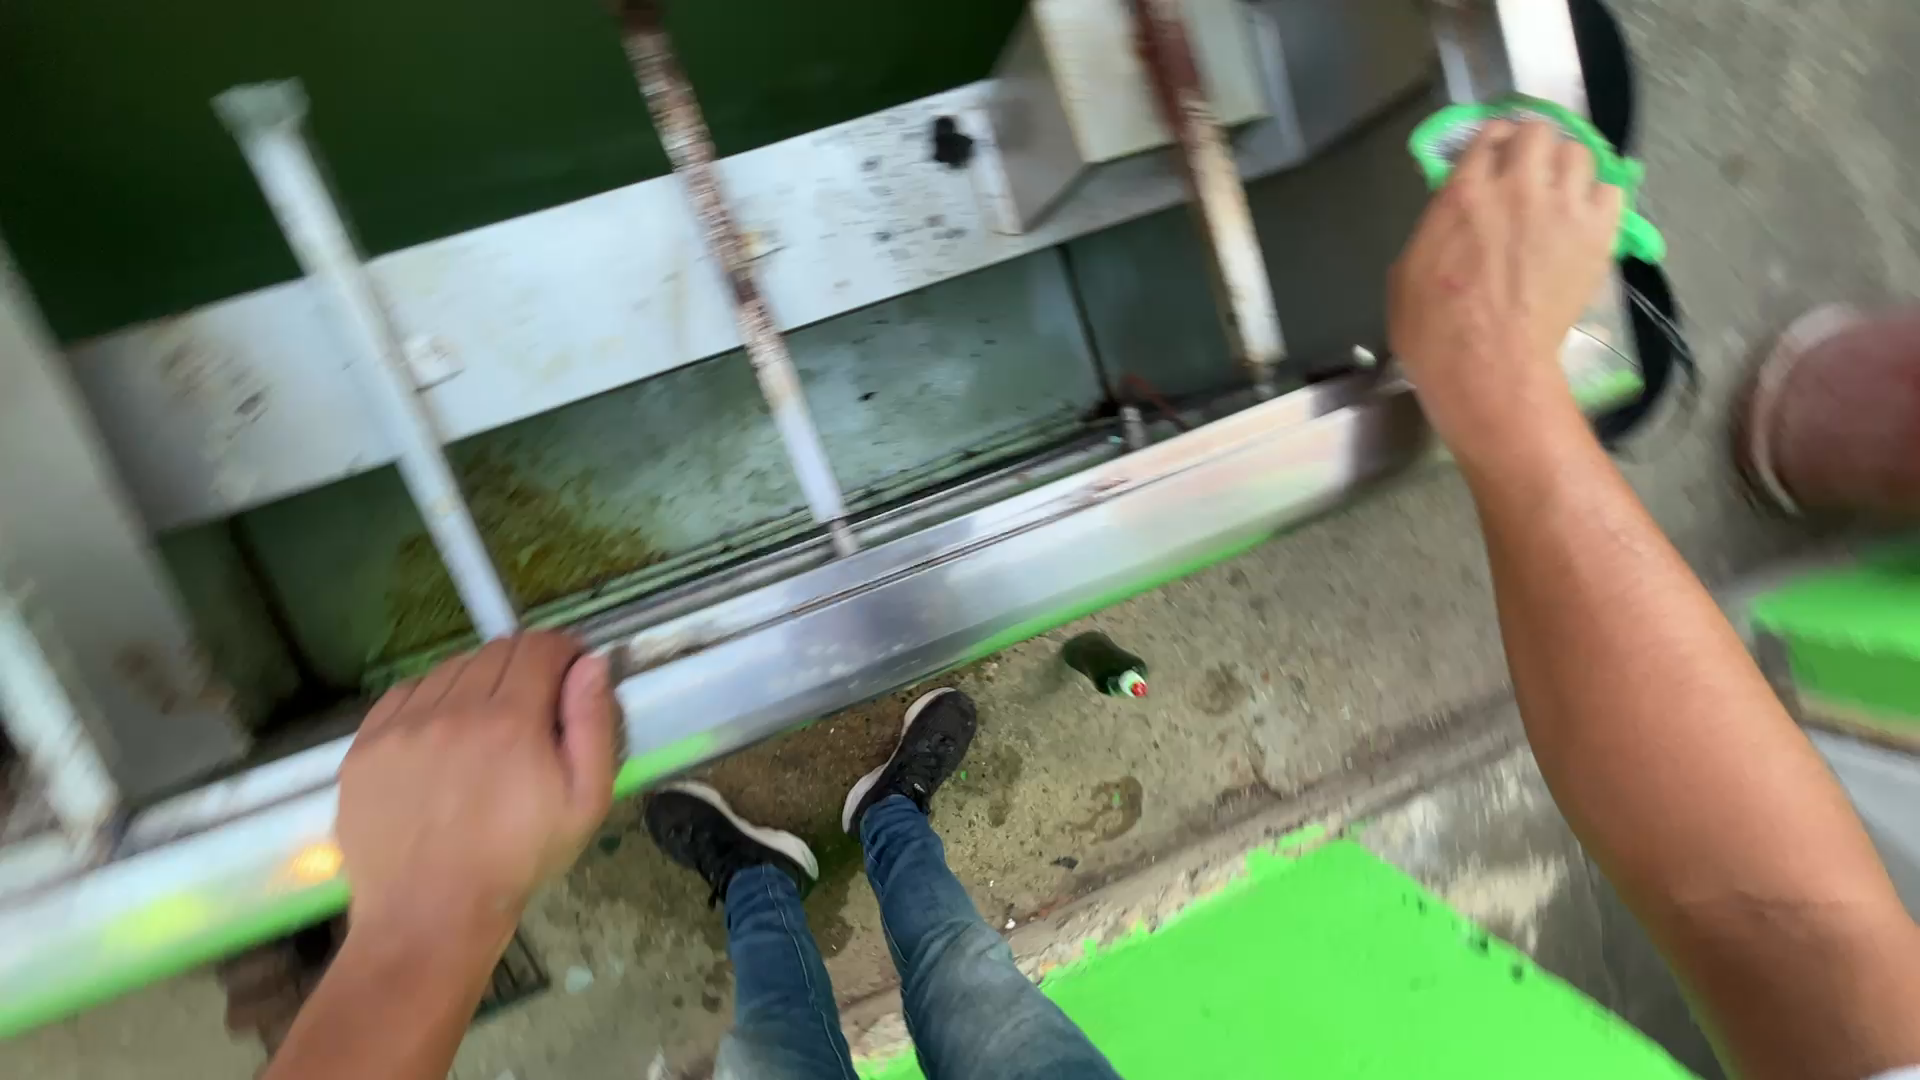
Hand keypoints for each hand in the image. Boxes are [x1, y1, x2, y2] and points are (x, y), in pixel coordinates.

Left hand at [337, 632, 616, 948]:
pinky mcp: (364, 748)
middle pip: (499, 650)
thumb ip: (593, 723)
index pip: (542, 647)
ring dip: (482, 678)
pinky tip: (447, 729)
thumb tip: (591, 664)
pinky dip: (436, 696)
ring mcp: (401, 728)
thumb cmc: (521, 857)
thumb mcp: (588, 798)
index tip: (575, 673)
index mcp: (512, 721)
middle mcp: (453, 711)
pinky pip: (408, 691)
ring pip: (453, 667)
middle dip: (529, 663)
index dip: (567, 651)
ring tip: (491, 720)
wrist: (429, 916)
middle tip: (539, 702)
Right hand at [1388, 119, 1623, 469]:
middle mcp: (1517, 185)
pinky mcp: (1599, 230)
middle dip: (1529, 145)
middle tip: (1522, 169)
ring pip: (1579, 151)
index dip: (1488, 144)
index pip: (1486, 138)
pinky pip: (1610, 187)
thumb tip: (1451, 218)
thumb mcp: (1407, 273)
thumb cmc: (1430, 329)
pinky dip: (1595, 194)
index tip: (1487, 158)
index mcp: (1461, 195)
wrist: (1485, 363)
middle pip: (1539, 132)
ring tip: (1554, 190)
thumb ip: (1435, 230)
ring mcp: (1564, 205)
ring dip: (1563, 165)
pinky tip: (1579, 215)